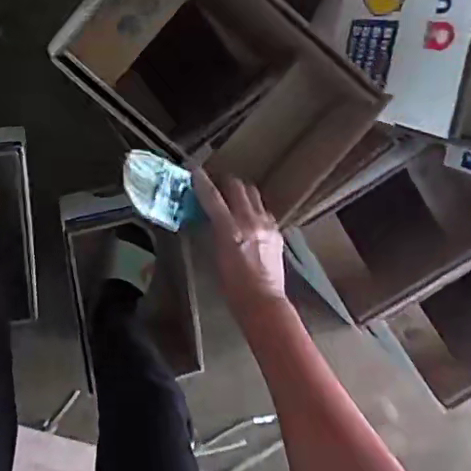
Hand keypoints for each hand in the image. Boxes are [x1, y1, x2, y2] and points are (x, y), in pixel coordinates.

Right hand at [190, 166, 287, 314]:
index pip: (213, 195)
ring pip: (253, 195)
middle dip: (224, 181)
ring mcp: (267, 225)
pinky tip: (246, 217)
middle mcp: (251, 221)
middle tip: (213, 183)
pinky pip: (263, 210)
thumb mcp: (214, 252)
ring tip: (230, 197)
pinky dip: (252, 207)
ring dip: (239, 191)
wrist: (263, 300)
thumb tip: (204, 212)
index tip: (194, 169)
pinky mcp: (277, 232)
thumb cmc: (230, 282)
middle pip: (237, 187)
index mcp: (231, 229)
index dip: (201, 180)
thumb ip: (211, 228)